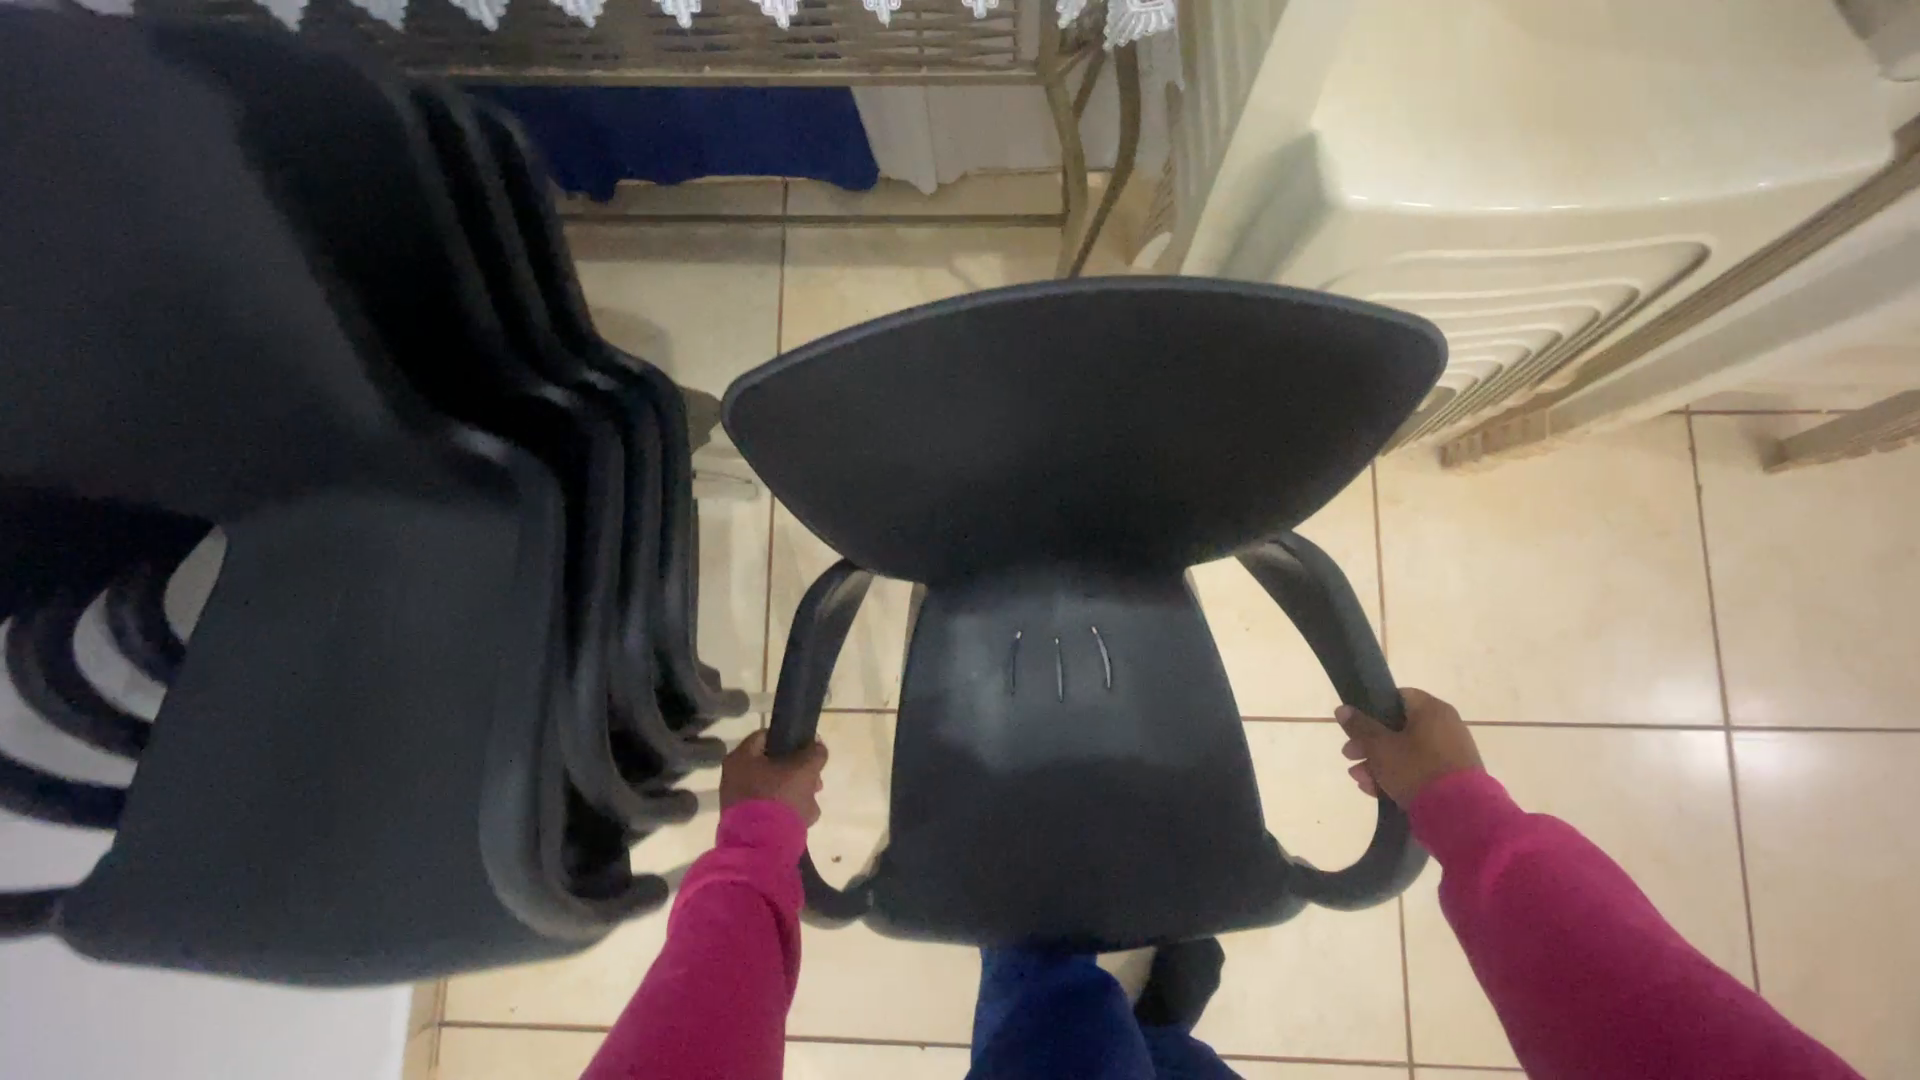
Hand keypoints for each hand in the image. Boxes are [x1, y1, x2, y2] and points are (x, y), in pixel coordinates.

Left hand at [720, 730, 828, 825]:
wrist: (761, 849)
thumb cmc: (780, 799)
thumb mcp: (804, 770)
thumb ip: (814, 753)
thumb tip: (817, 746)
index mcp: (741, 758)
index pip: (767, 736)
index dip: (792, 739)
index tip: (810, 750)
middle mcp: (734, 777)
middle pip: (774, 765)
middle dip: (799, 773)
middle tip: (816, 784)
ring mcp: (737, 802)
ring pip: (775, 788)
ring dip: (797, 794)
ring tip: (811, 806)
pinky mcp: (745, 823)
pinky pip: (770, 809)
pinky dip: (786, 812)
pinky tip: (802, 820)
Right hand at [1337, 688, 1481, 805]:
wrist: (1461, 816)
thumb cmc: (1416, 769)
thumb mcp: (1379, 747)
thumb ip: (1359, 726)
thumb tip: (1342, 709)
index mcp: (1432, 710)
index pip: (1396, 697)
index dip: (1371, 710)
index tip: (1355, 727)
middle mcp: (1445, 727)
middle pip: (1397, 728)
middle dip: (1369, 744)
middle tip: (1349, 756)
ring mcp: (1452, 753)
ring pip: (1405, 751)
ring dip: (1378, 763)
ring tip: (1359, 779)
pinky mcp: (1453, 777)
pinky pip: (1419, 770)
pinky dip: (1397, 776)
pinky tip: (1375, 791)